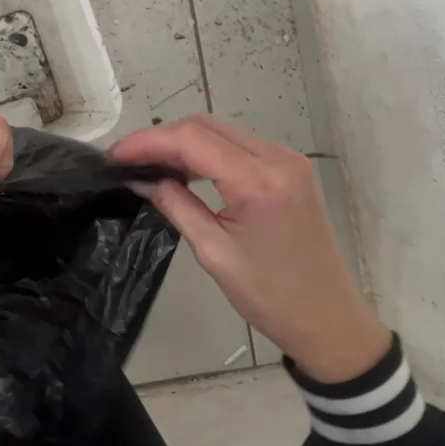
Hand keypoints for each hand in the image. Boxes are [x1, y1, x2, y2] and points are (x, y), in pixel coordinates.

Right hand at [109, 114, 389, 382]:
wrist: (330, 319)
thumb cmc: (271, 296)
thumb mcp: (214, 253)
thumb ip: (176, 206)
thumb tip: (142, 179)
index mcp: (258, 182)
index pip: (191, 140)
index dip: (147, 142)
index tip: (114, 157)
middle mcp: (277, 159)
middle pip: (205, 125)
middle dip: (160, 137)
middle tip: (125, 160)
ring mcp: (288, 161)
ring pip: (221, 130)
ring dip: (182, 141)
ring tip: (147, 163)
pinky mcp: (291, 169)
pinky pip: (238, 144)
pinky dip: (206, 149)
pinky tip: (183, 168)